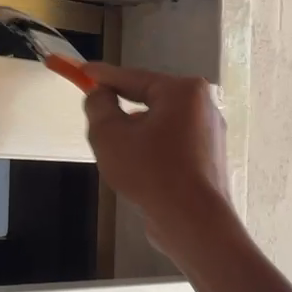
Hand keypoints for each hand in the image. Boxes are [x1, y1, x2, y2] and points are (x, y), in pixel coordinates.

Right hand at [81, 62, 235, 258]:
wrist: (192, 221)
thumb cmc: (149, 171)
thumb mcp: (108, 134)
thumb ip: (98, 106)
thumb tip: (100, 95)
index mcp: (182, 92)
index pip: (132, 77)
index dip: (102, 75)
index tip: (82, 70)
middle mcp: (203, 106)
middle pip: (148, 100)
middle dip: (120, 109)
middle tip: (96, 117)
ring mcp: (210, 134)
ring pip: (158, 124)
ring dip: (134, 133)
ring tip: (115, 153)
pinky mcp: (209, 159)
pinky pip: (170, 145)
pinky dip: (150, 150)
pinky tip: (137, 169)